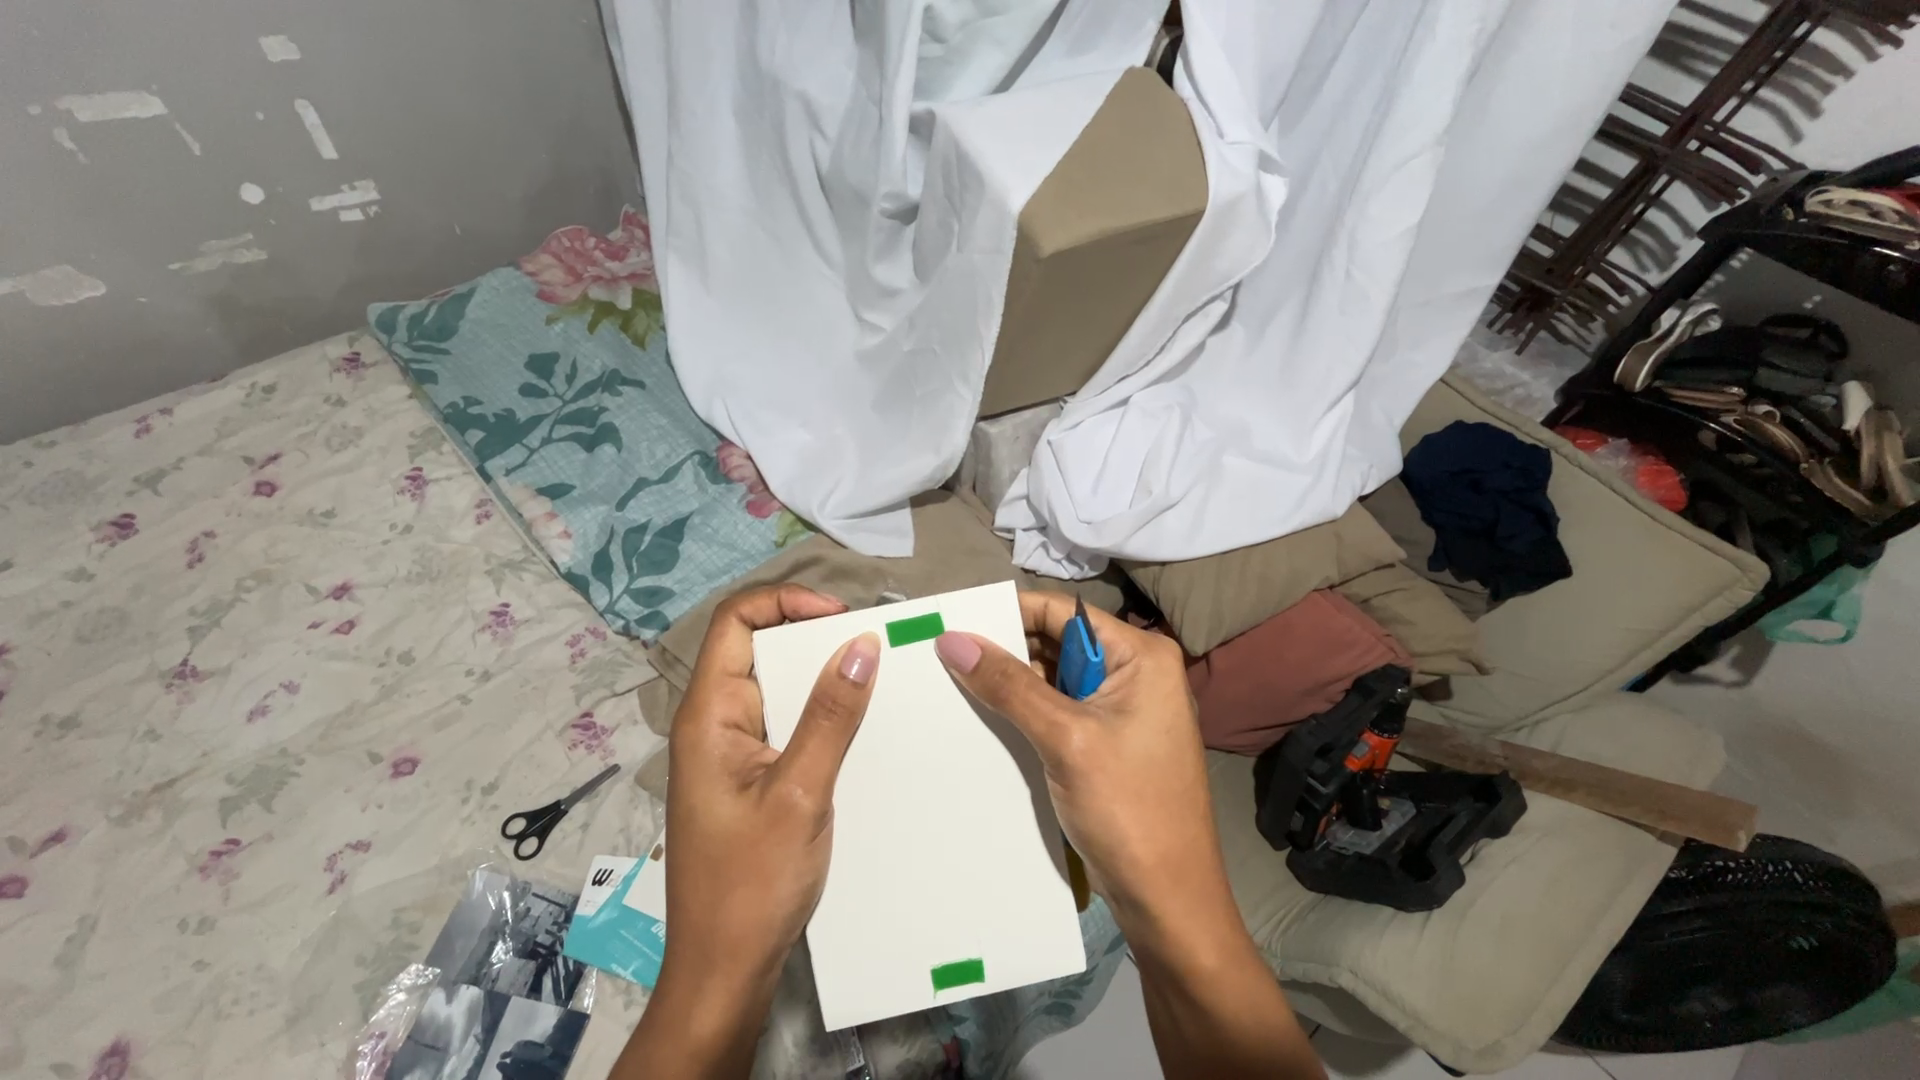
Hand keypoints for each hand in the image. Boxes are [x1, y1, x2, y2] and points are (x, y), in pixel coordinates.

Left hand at [618, 585, 879, 1079]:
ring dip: (820, 676)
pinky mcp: (747, 777)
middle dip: (813, 635)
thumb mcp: (801, 793)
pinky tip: (857, 727)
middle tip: (872, 647)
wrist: (725, 968)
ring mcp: (729, 752)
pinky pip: (782, 723)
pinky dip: (817, 713)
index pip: (735, 621)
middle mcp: (713, 722)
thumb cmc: (754, 883)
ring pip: (774, 686)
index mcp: (710, 714)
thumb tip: (861, 642)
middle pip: (756, 647)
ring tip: (875, 680)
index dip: (786, 601)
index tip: (844, 617)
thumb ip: (831, 716)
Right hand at [935, 592, 1324, 1079]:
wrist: (1167, 898)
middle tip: (941, 654)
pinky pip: (1058, 712)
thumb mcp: (1065, 739)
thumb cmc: (1128, 809)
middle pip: (1057, 643)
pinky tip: (981, 718)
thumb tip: (952, 639)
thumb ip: (1009, 685)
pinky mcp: (1107, 743)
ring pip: (1053, 679)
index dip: (1009, 612)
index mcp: (1140, 656)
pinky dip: (1024, 713)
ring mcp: (1121, 710)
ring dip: (1011, 684)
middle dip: (1005, 649)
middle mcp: (1135, 672)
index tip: (954, 620)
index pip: (1063, 613)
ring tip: (949, 682)